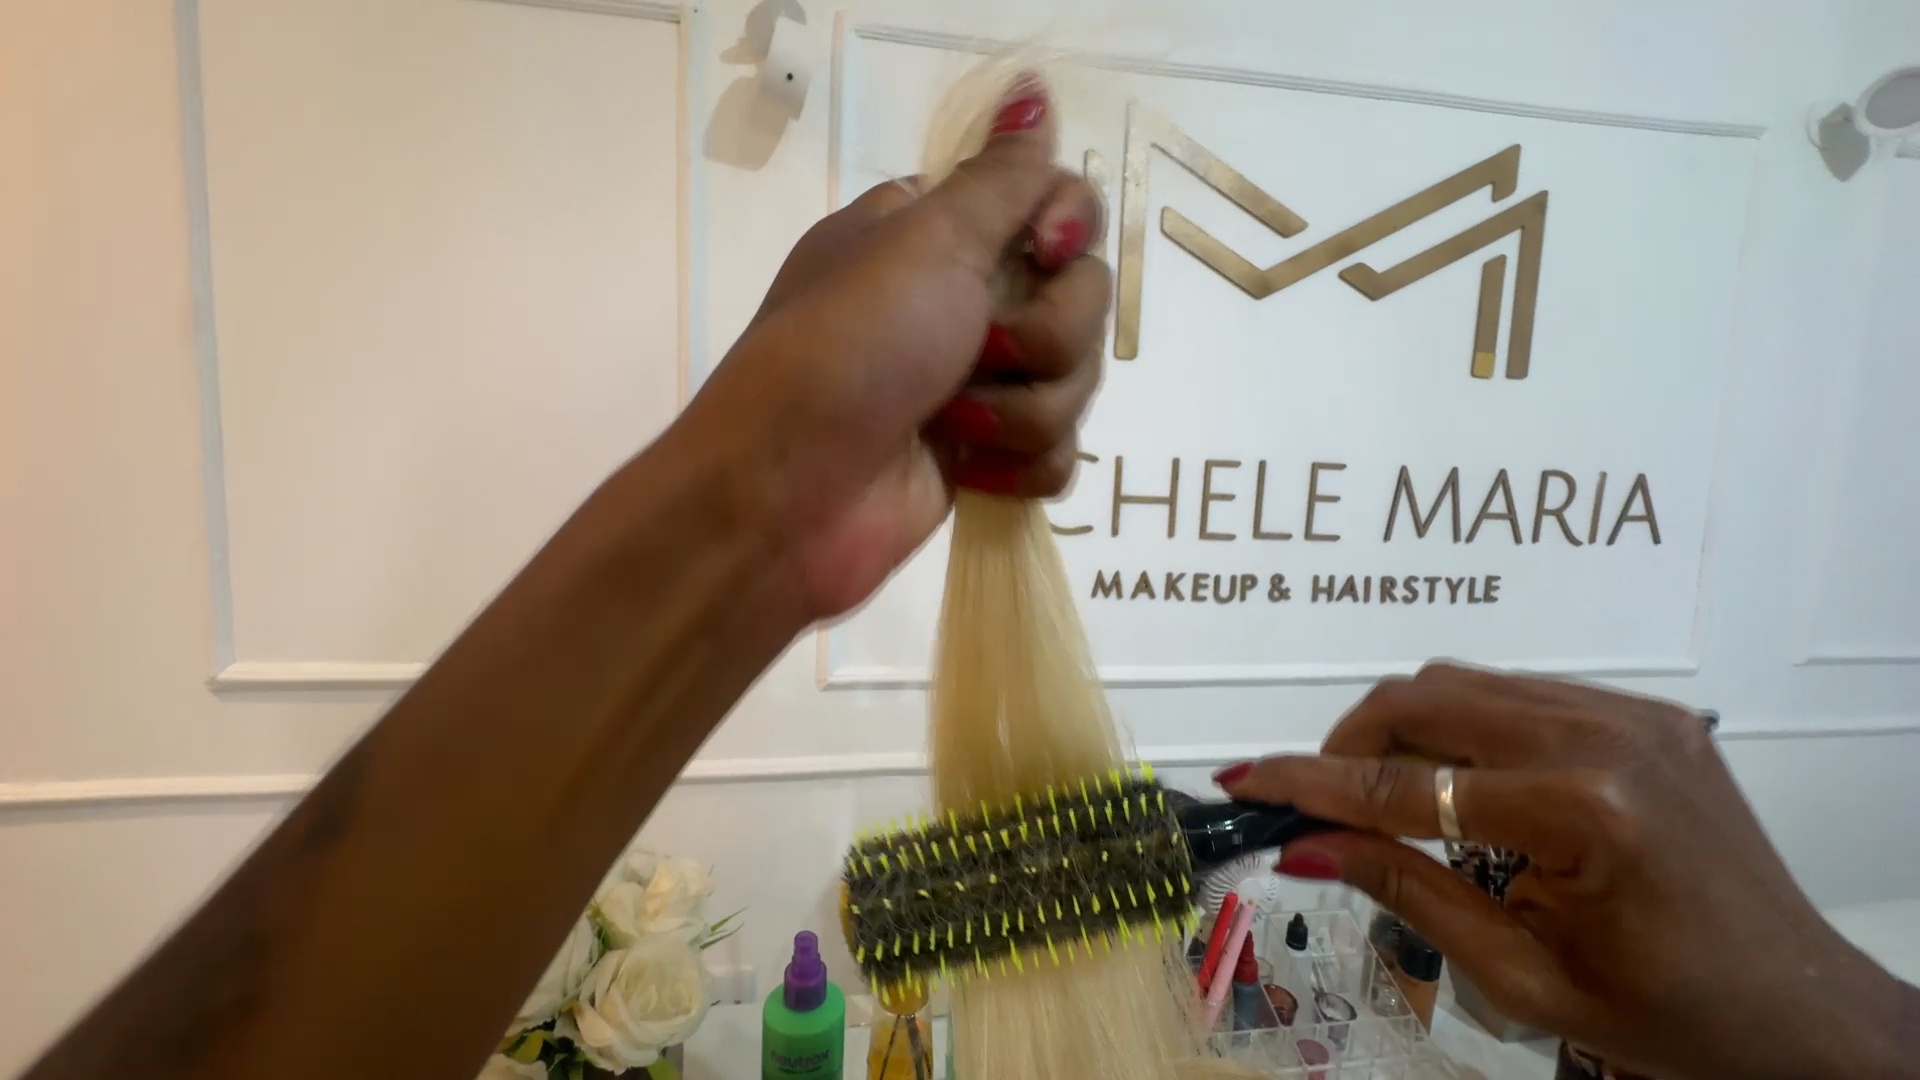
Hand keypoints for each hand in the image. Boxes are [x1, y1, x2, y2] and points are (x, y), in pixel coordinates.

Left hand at [679, 76, 1106, 619]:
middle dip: (1045, 338)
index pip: (1057, 207)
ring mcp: (980, 387)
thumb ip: (1000, 178)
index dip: (1069, 228)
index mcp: (943, 239)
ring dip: (1021, 410)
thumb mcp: (926, 242)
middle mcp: (966, 307)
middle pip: (1082, 302)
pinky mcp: (988, 459)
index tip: (1046, 248)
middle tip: (979, 353)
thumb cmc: (851, 349)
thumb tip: (1031, 87)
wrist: (791, 494)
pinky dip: (1021, 465)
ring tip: (954, 426)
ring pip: (1076, 384)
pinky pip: (1058, 453)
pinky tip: (969, 471)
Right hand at [1214, 663, 1913, 1079]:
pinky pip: (1500, 690)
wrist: (1810, 1013)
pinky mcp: (1633, 705)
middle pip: (1417, 701)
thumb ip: (1401, 891)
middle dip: (1349, 745)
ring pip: (1450, 682)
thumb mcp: (1520, 976)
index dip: (1310, 782)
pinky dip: (1452, 725)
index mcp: (1583, 816)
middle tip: (1328, 798)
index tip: (1244, 778)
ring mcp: (1623, 709)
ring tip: (1398, 795)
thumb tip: (1299, 846)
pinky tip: (1463, 779)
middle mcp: (1600, 736)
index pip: (1402, 786)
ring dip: (1398, 732)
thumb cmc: (1665, 1019)